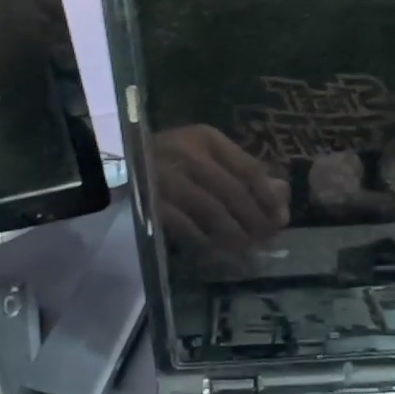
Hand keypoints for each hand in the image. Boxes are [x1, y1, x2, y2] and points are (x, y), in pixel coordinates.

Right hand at [153, 125, 289, 254]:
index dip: (269, 198)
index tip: (281, 218)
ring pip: (213, 213)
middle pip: (234, 193)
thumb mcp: (203, 155)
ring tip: (248, 252)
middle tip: (268, 241)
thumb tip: (282, 194)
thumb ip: (241, 171)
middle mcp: (187, 154)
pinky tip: (218, 254)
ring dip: (235, 236)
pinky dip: (206, 244)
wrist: (112, 166)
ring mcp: (167, 179)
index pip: (249, 169)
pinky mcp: (150, 203)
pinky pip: (187, 228)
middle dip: (256, 221)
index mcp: (205, 139)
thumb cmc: (167, 161)